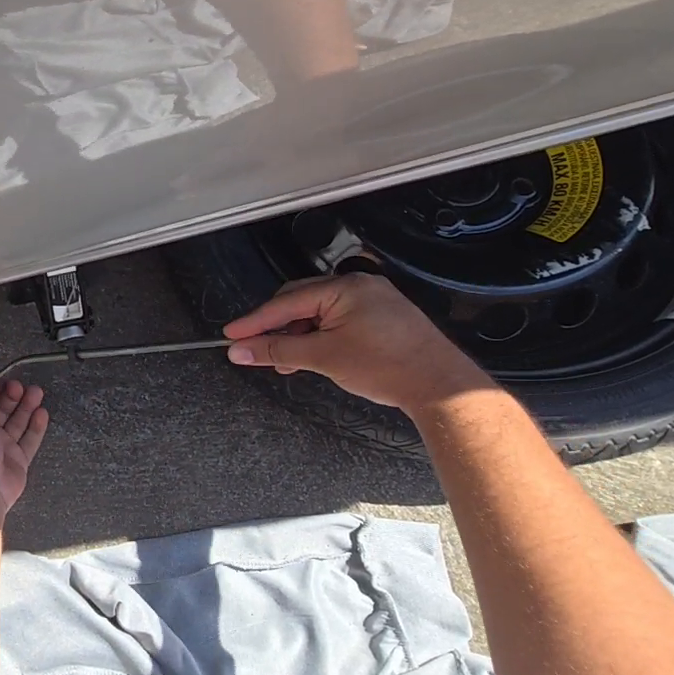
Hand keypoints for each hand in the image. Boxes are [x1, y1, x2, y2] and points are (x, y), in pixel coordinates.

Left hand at [0, 381, 49, 526]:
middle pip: (2, 410)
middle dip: (13, 396)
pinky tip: (42, 413)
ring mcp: (1, 448)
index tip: (8, 380)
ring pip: (17, 423)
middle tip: (24, 386)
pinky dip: (36, 426)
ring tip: (37, 393)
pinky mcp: (18, 461)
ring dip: (27, 407)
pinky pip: (29, 440)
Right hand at [223, 273, 494, 411]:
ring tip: (288, 362)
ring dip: (298, 336)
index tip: (232, 334)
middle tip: (255, 348)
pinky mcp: (381, 318)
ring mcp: (373, 301)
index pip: (285, 303)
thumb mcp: (322, 358)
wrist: (441, 387)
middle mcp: (359, 287)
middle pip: (299, 303)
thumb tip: (241, 350)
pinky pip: (337, 320)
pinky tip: (313, 357)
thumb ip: (276, 350)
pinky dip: (319, 337)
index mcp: (344, 287)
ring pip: (317, 314)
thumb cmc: (389, 367)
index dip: (255, 321)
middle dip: (276, 328)